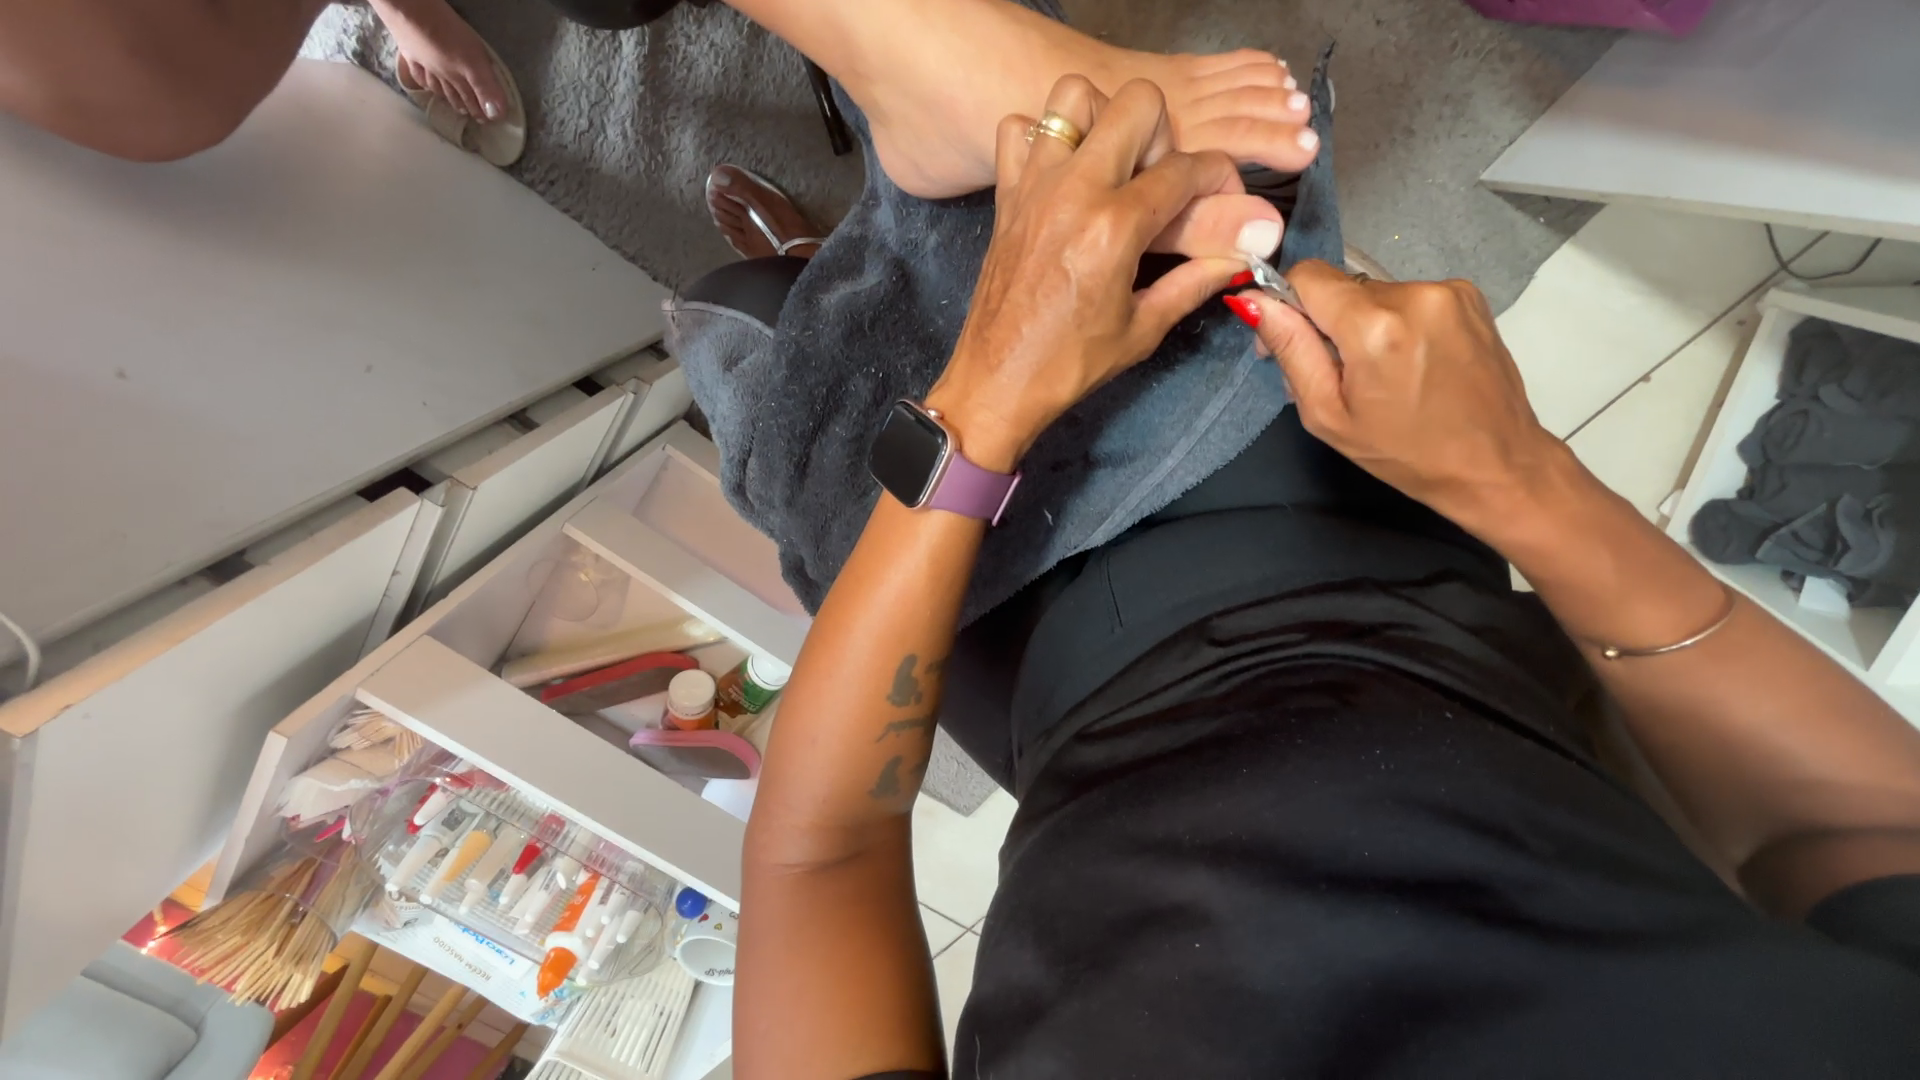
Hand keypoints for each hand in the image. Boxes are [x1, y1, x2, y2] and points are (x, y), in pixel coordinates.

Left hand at [924, 75, 1270, 470]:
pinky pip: (1018, 129)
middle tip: (1158, 181)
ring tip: (1110, 168)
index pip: (1187, 168)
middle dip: (1163, 134)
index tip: (1223, 198)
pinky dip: (1041, 137)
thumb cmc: (1069, 365)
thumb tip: (1244, 255)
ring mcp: (1034, 187)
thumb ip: (1194, 282)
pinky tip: (1060, 176)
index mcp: (1114, 228)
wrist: (998, 382)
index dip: (1220, 177)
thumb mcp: (1142, 329)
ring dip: (1103, 119)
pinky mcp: (1006, 196)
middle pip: (1138, 103)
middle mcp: (1074, 191)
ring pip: (1074, 97)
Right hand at [1233, 261, 1569, 526]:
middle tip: (1333, 374)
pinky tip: (1405, 363)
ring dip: (1360, 324)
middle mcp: (1414, 293)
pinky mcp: (1468, 295)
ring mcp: (1448, 290)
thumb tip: (1253, 301)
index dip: (1287, 302)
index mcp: (1375, 327)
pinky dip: (1392, 323)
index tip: (1287, 341)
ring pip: (1372, 293)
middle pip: (1340, 287)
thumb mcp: (1327, 414)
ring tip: (1377, 374)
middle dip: (1324, 322)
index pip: (1308, 275)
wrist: (1494, 462)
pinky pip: (1405, 297)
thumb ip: (1290, 349)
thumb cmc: (1402, 452)